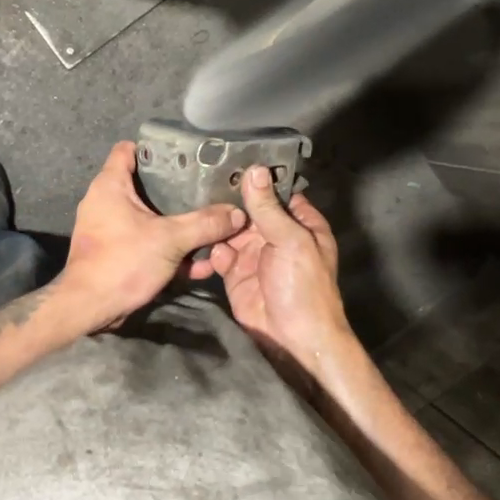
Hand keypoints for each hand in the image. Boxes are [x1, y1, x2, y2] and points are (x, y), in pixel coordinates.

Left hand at [55, 142, 245, 331]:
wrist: (89, 308)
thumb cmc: (123, 261)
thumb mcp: (170, 239)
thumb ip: (205, 224)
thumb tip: (238, 213)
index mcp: (110, 185)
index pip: (129, 150)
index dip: (156, 149)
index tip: (185, 155)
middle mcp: (105, 201)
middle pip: (146, 185)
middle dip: (178, 191)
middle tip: (208, 191)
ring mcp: (109, 229)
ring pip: (150, 219)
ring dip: (178, 227)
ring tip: (211, 229)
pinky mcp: (115, 253)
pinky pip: (146, 243)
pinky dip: (168, 250)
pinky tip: (198, 264)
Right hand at [209, 166, 352, 374]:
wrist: (292, 338)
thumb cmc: (303, 287)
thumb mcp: (290, 240)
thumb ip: (268, 207)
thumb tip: (255, 170)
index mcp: (300, 223)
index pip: (276, 192)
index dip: (256, 179)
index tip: (228, 160)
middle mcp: (276, 235)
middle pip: (248, 209)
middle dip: (227, 201)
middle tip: (199, 182)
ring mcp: (254, 254)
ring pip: (229, 230)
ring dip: (215, 225)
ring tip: (196, 214)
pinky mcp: (235, 274)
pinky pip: (219, 255)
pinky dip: (210, 251)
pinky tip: (200, 245)